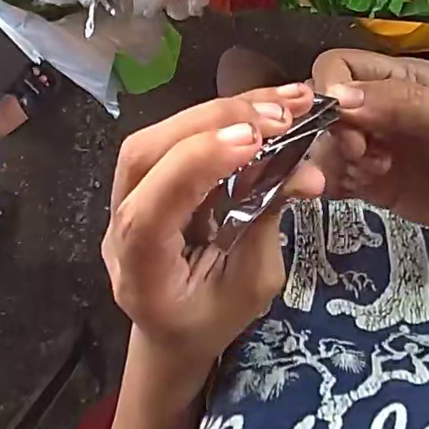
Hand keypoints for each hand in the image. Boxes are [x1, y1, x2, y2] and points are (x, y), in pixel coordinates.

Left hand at [103, 85, 324, 374]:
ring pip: (160, 134)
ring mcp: (127, 194)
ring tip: (287, 101)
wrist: (174, 328)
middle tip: (281, 113)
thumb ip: (267, 225)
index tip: (254, 139)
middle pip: (145, 153)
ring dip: (224, 110)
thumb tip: (306, 172)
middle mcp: (121, 226)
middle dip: (214, 122)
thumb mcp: (251, 286)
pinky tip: (268, 104)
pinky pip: (178, 133)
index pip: (147, 211)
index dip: (196, 165)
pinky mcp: (150, 174)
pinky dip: (225, 115)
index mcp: (140, 273)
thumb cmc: (211, 320)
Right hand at [311, 48, 428, 264]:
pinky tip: (353, 195)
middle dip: (333, 134)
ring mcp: (384, 150)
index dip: (330, 91)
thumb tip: (336, 96)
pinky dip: (335, 186)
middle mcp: (387, 111)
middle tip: (367, 159)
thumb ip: (405, 106)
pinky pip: (343, 180)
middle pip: (330, 110)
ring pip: (330, 146)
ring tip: (373, 180)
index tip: (345, 127)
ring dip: (335, 162)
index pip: (343, 68)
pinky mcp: (384, 188)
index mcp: (408, 81)